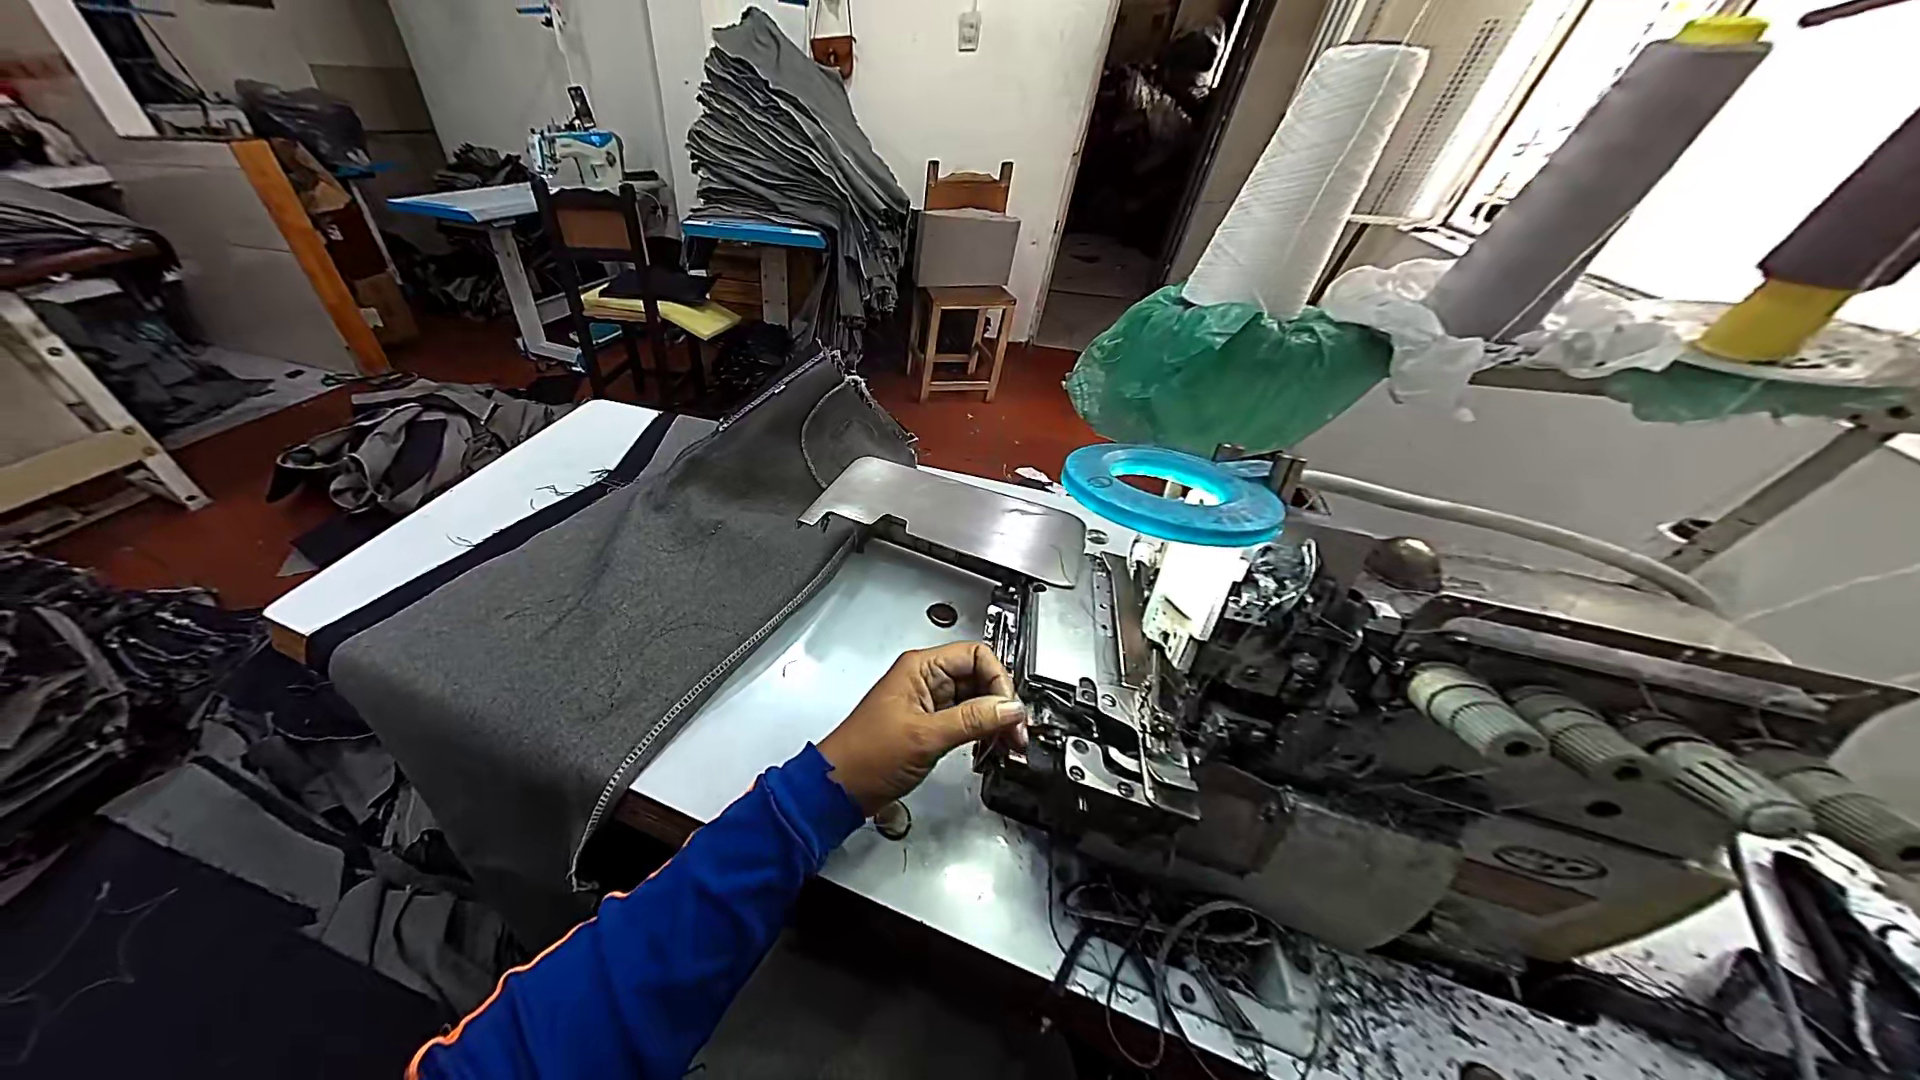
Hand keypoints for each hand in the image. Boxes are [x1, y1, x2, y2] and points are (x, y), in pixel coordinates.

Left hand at [817, 642, 1026, 814]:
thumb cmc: (865, 755)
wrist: (840, 788)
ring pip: (977, 700)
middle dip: (1002, 703)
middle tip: (1015, 730)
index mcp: (921, 667)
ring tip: (1008, 743)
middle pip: (980, 677)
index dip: (998, 679)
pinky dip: (984, 732)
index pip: (976, 656)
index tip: (1009, 708)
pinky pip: (968, 720)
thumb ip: (973, 719)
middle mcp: (927, 679)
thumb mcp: (925, 735)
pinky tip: (992, 747)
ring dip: (996, 720)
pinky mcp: (932, 725)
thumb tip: (1010, 708)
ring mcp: (931, 703)